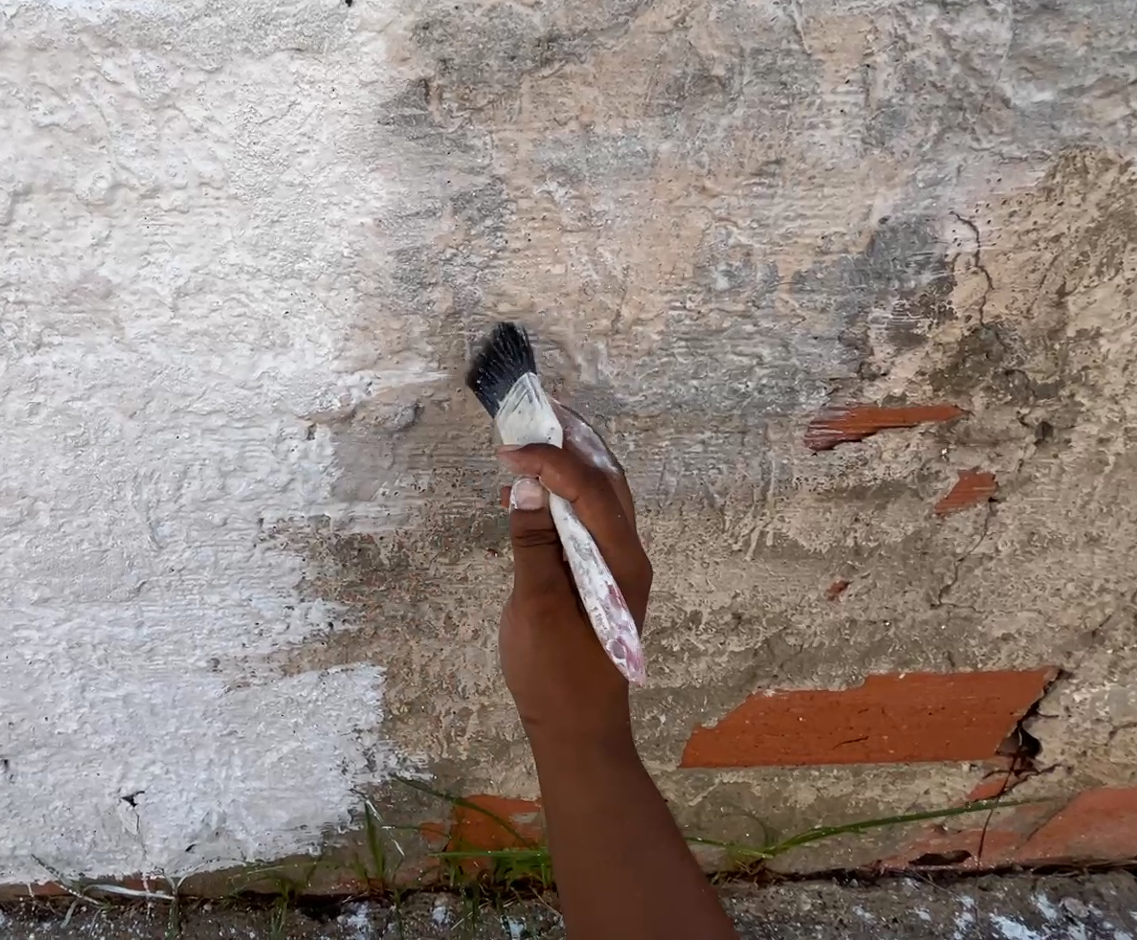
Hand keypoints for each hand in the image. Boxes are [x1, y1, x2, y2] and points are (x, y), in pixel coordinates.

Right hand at [495, 405, 652, 747]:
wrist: (578, 728)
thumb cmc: (556, 674)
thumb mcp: (536, 608)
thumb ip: (533, 544)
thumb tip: (525, 485)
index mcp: (621, 563)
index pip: (590, 491)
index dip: (550, 463)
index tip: (508, 450)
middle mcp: (628, 554)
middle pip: (608, 479)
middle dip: (575, 439)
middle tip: (539, 408)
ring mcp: (617, 562)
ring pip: (602, 492)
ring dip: (573, 456)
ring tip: (539, 429)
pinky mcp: (600, 570)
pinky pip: (588, 513)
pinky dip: (564, 487)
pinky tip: (533, 486)